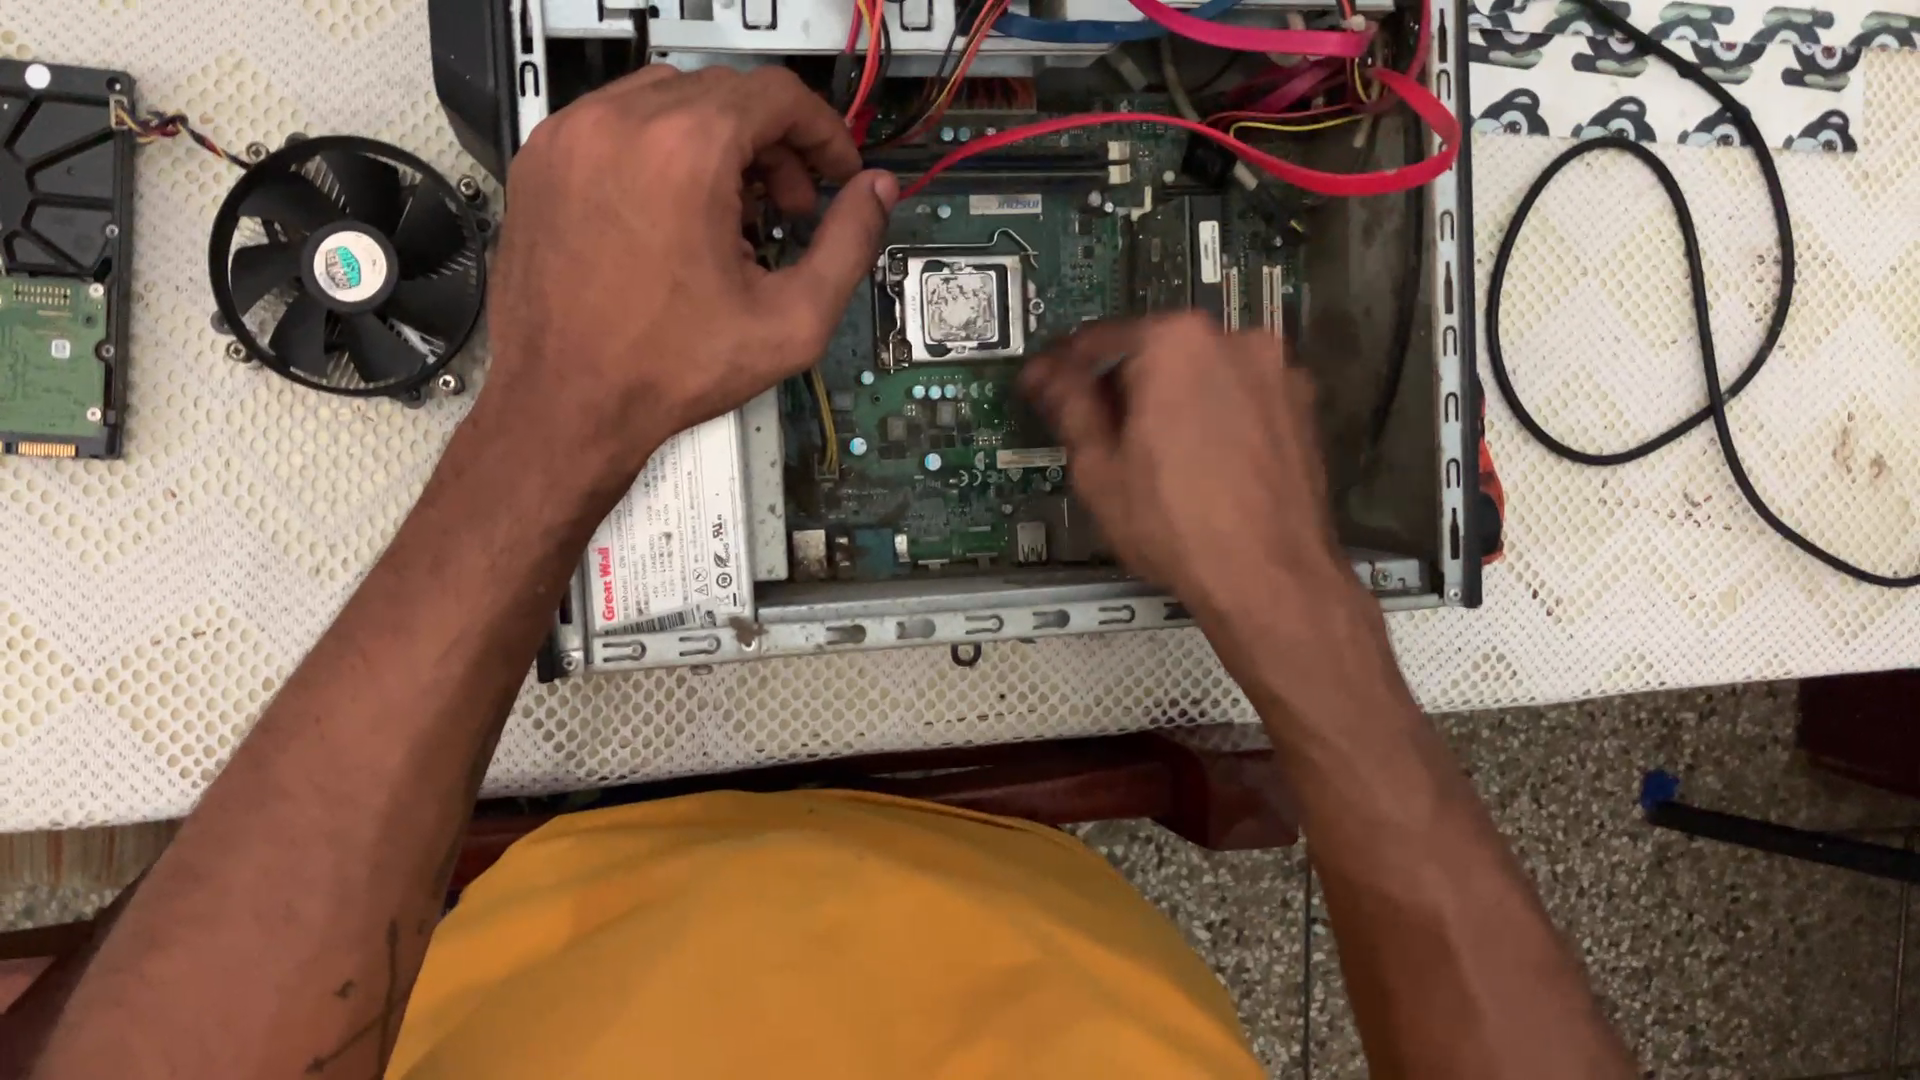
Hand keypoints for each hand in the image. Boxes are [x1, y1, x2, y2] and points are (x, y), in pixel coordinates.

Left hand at [479, 65, 896, 499]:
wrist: (568, 404)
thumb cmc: (674, 369)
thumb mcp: (792, 320)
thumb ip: (849, 246)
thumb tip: (877, 194)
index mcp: (684, 151)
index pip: (775, 93)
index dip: (822, 132)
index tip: (836, 174)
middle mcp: (618, 125)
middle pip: (724, 94)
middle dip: (774, 144)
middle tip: (791, 209)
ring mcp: (570, 138)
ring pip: (670, 102)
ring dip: (720, 145)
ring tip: (734, 218)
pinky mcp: (541, 162)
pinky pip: (619, 127)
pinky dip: (664, 154)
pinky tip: (678, 219)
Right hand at [1020, 313, 1362, 626]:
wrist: (1270, 578)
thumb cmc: (1179, 527)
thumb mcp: (1099, 469)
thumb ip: (1069, 406)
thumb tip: (1047, 377)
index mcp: (1176, 343)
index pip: (1100, 341)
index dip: (1063, 368)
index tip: (1045, 384)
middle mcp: (1234, 340)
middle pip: (1154, 351)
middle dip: (1119, 385)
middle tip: (1093, 428)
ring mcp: (1275, 372)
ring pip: (1199, 374)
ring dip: (1166, 400)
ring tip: (1145, 455)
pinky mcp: (1300, 407)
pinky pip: (1236, 398)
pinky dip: (1209, 416)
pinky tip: (1193, 463)